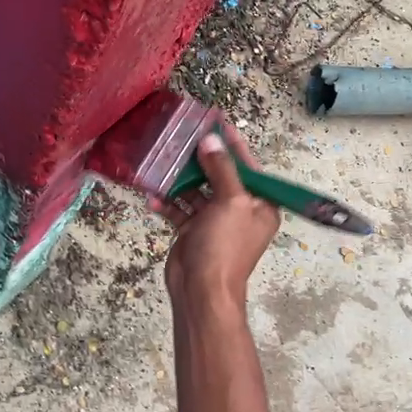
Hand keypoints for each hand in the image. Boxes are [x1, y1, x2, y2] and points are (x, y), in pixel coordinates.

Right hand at [156, 126, 280, 302]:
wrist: (202, 290)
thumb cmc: (224, 246)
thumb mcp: (230, 202)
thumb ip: (222, 169)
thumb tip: (211, 139)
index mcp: (259, 205)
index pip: (248, 166)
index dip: (232, 144)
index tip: (216, 121)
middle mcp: (239, 211)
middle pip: (219, 176)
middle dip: (201, 159)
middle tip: (182, 137)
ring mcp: (214, 222)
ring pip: (197, 192)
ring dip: (180, 180)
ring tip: (162, 162)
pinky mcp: (192, 232)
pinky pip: (180, 211)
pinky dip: (167, 204)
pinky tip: (152, 197)